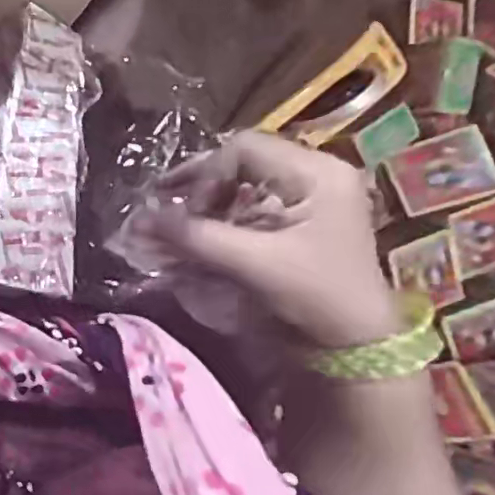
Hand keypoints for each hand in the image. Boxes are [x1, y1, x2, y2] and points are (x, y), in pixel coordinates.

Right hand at [122, 131, 403, 348]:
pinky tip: (194, 240)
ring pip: (239, 185)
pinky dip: (216, 222)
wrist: (355, 345)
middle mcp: (314, 175)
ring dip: (202, 207)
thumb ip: (196, 237)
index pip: (243, 148)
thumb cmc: (315, 296)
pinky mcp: (297, 222)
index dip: (205, 175)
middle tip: (163, 211)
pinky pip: (247, 208)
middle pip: (240, 162)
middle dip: (197, 188)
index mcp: (316, 173)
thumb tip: (139, 220)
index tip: (186, 214)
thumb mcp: (253, 263)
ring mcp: (307, 198)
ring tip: (172, 230)